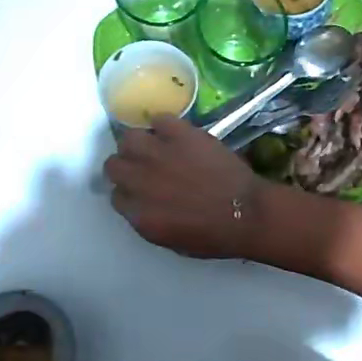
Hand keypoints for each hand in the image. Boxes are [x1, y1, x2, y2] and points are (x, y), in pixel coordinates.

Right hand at [104, 116, 265, 258]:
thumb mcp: (170, 240)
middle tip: (146, 168)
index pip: (116, 195)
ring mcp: (159, 154)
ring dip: (140, 144)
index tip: (143, 190)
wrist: (247, 213)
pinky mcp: (181, 134)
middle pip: (114, 165)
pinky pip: (160, 120)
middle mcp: (140, 181)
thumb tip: (143, 203)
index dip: (129, 191)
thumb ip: (148, 219)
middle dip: (127, 166)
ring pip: (130, 139)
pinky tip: (175, 134)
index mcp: (138, 213)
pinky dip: (164, 126)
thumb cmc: (215, 235)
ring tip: (157, 148)